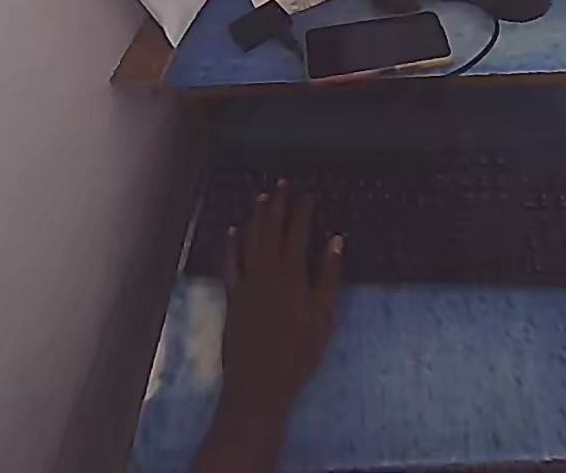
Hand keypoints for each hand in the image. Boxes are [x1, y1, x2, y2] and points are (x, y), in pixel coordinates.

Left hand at [219, 184, 343, 422]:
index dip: (302, 210)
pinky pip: (230, 261)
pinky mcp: (232, 293)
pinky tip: (231, 229)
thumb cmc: (298, 352)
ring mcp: (247, 279)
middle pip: (272, 228)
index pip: (297, 232)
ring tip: (262, 196)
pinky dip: (231, 243)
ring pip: (251, 238)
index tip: (306, 193)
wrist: (260, 382)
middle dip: (278, 203)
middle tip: (283, 183)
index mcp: (292, 273)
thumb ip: (328, 276)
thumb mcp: (324, 316)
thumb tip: (335, 240)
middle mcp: (268, 269)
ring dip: (256, 215)